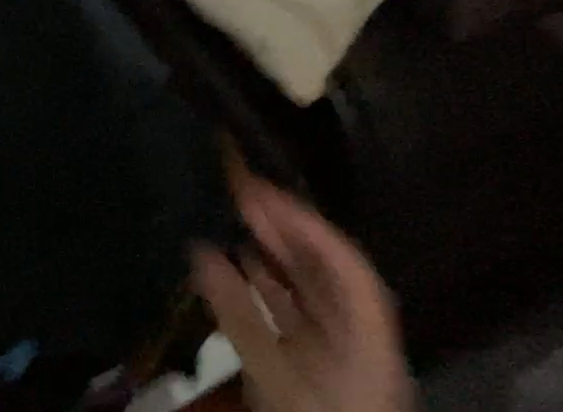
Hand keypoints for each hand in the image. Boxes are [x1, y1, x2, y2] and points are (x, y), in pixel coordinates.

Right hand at [191, 172, 413, 411]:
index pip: (346, 267)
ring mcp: (338, 347)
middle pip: (329, 272)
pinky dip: (267, 278)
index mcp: (363, 335)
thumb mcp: (272, 370)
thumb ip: (238, 311)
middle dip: (288, 229)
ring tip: (238, 216)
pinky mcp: (316, 358)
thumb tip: (199, 248)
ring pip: (311, 286)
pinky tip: (239, 261)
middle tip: (241, 192)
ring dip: (277, 250)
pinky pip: (295, 306)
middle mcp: (357, 333)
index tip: (261, 192)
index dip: (308, 226)